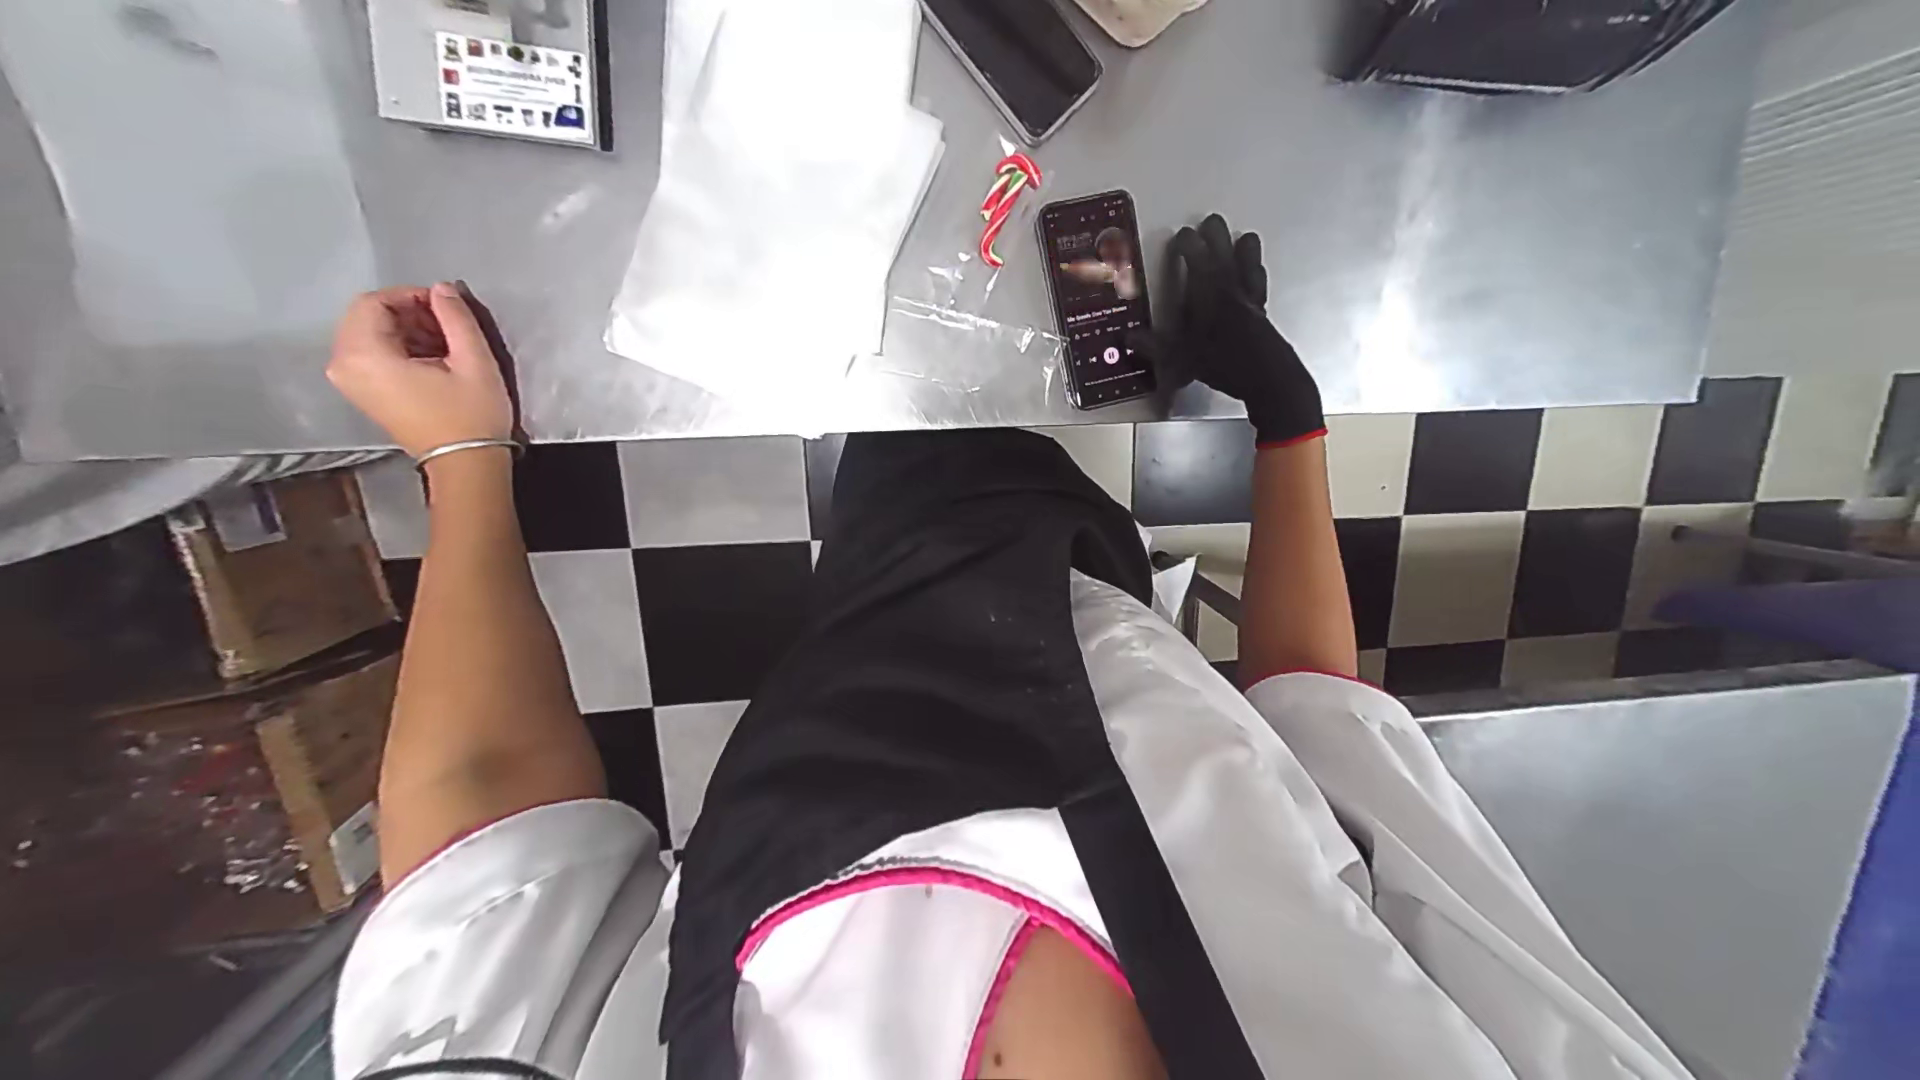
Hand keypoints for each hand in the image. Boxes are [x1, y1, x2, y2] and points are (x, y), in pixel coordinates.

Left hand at [327, 283, 515, 458]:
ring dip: (408, 332)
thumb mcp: (475, 363)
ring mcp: (349, 381)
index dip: (411, 296)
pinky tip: (435, 361)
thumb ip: (457, 319)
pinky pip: (373, 356)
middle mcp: (343, 364)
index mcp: (364, 354)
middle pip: (368, 318)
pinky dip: (401, 350)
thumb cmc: (472, 415)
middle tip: (450, 326)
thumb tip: (443, 289)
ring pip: (371, 336)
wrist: (466, 464)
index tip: (448, 307)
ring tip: (447, 345)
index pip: (373, 302)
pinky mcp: (363, 393)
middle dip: (409, 314)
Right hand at [1131, 214, 1324, 446]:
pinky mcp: (1263, 313)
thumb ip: (1153, 345)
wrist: (1268, 377)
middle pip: (1223, 251)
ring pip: (1249, 265)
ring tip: (1245, 238)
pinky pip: (1259, 287)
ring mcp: (1250, 299)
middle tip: (1209, 223)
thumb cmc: (1221, 362)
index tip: (1180, 236)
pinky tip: (1256, 280)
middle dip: (1215, 236)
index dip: (1187, 243)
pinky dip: (1256, 279)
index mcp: (1207, 290)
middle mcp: (1230, 287)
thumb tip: (1127, 337)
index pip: (1195, 256)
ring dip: (1245, 250)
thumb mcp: (1179, 357)